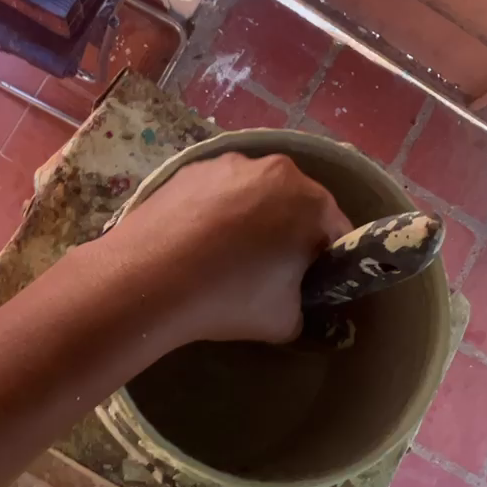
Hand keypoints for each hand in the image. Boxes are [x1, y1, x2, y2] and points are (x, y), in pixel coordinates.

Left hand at [99, 152, 350, 343]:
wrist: (149, 279)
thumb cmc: (230, 298)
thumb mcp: (285, 322)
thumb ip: (303, 310)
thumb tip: (293, 305)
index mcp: (312, 203)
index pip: (336, 232)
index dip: (327, 262)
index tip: (308, 284)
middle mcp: (276, 171)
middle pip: (295, 206)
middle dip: (288, 235)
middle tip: (266, 274)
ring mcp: (228, 164)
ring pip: (254, 195)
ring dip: (251, 219)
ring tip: (223, 258)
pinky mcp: (189, 169)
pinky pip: (217, 193)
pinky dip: (214, 213)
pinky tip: (195, 244)